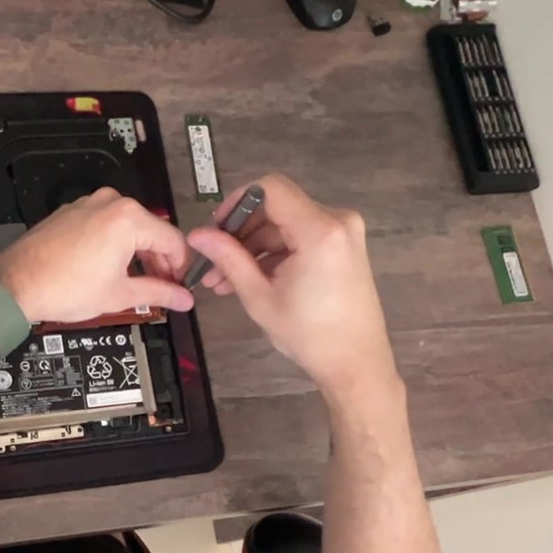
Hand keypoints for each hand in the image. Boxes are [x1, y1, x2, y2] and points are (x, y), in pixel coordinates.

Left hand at [0, 188, 194, 323]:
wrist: (17, 286)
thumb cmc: (61, 288)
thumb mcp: (119, 295)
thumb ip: (158, 293)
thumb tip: (182, 298)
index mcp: (128, 219)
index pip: (172, 240)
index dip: (181, 267)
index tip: (180, 285)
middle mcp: (110, 203)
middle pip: (152, 231)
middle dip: (159, 261)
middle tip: (163, 287)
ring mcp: (89, 205)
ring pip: (129, 227)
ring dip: (138, 254)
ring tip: (136, 282)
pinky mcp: (73, 212)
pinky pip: (106, 225)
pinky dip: (115, 245)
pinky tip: (111, 269)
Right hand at [186, 175, 396, 401]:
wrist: (355, 363)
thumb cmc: (309, 335)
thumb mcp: (260, 296)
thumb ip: (228, 259)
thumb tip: (197, 235)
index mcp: (319, 230)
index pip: (270, 189)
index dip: (236, 203)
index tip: (215, 228)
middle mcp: (337, 221)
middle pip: (276, 207)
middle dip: (241, 232)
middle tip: (213, 261)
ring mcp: (343, 233)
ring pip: (285, 225)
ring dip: (254, 247)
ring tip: (224, 280)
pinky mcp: (342, 247)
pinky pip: (300, 238)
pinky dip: (274, 254)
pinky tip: (250, 279)